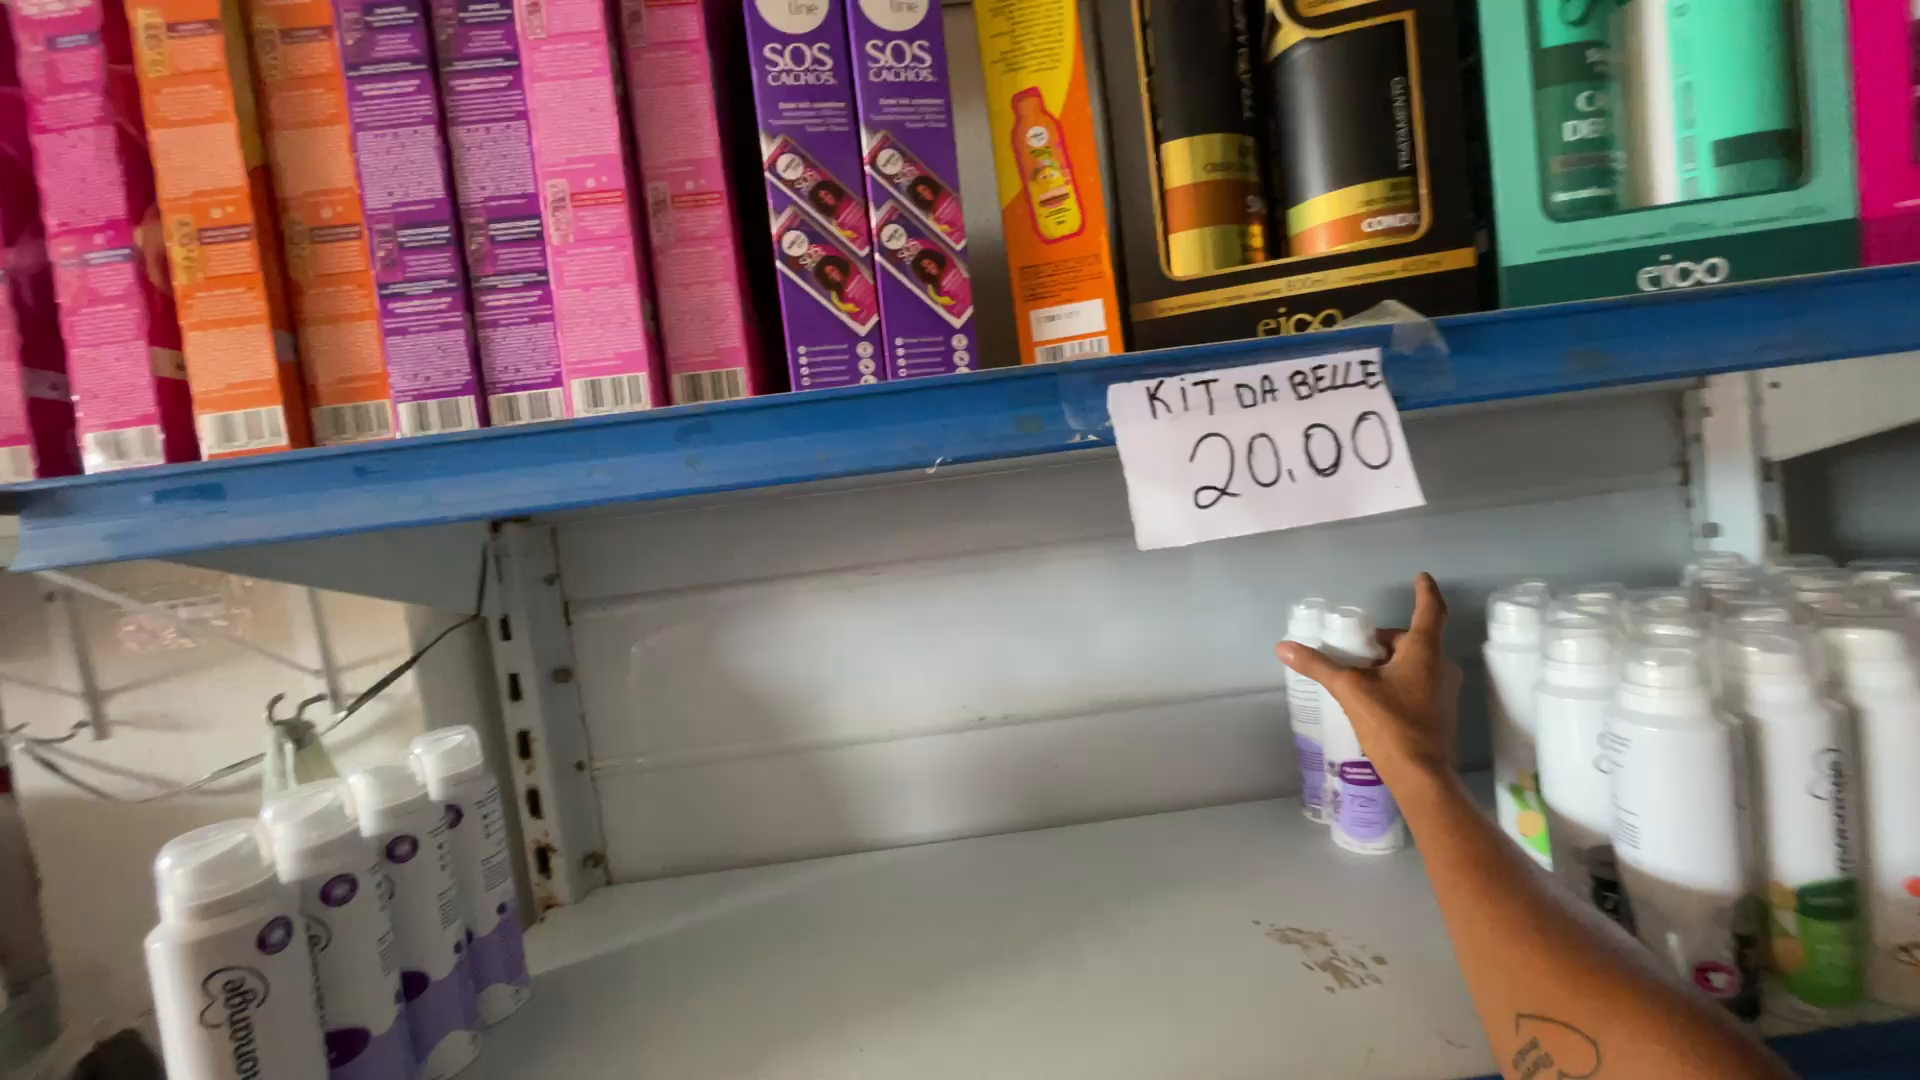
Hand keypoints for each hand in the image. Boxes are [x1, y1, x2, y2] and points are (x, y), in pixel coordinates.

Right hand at [1276, 573, 1462, 790]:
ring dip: (1388, 661)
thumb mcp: (1349, 690)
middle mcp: (1441, 666)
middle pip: (1412, 640)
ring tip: (1357, 673)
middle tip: (1355, 646)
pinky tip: (1371, 697)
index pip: (1430, 611)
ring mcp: (1444, 690)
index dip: (1425, 592)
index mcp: (1424, 652)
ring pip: (1414, 662)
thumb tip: (1283, 647)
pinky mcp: (1439, 711)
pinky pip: (1417, 682)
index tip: (1422, 577)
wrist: (1422, 776)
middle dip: (1384, 639)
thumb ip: (1318, 665)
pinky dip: (1395, 679)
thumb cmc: (1391, 724)